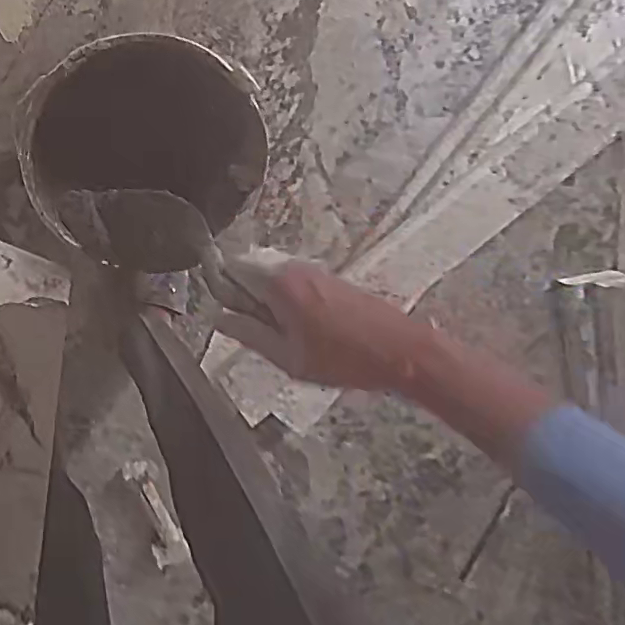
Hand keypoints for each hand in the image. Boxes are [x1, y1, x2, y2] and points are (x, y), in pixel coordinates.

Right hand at [214, 251, 435, 392]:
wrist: (406, 352)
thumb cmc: (345, 358)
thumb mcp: (288, 358)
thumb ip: (248, 334)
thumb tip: (218, 318)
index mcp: (276, 282)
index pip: (228, 267)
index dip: (221, 288)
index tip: (231, 314)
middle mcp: (290, 266)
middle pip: (246, 268)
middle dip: (243, 293)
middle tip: (258, 327)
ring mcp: (311, 269)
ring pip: (267, 273)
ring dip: (264, 296)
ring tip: (282, 329)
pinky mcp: (327, 276)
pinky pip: (288, 279)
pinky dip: (283, 296)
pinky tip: (302, 325)